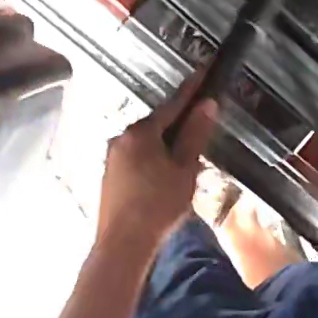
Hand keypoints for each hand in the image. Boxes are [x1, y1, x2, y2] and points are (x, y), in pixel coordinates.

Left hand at [95, 76, 219, 253]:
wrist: (122, 246)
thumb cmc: (158, 205)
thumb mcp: (184, 169)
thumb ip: (195, 134)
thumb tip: (207, 104)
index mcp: (141, 132)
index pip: (173, 104)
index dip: (192, 89)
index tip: (204, 71)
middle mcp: (122, 138)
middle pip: (158, 123)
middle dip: (180, 123)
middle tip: (201, 127)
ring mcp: (113, 157)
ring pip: (148, 141)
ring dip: (167, 144)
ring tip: (186, 159)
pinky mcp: (110, 175)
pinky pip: (138, 156)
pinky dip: (154, 158)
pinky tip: (166, 174)